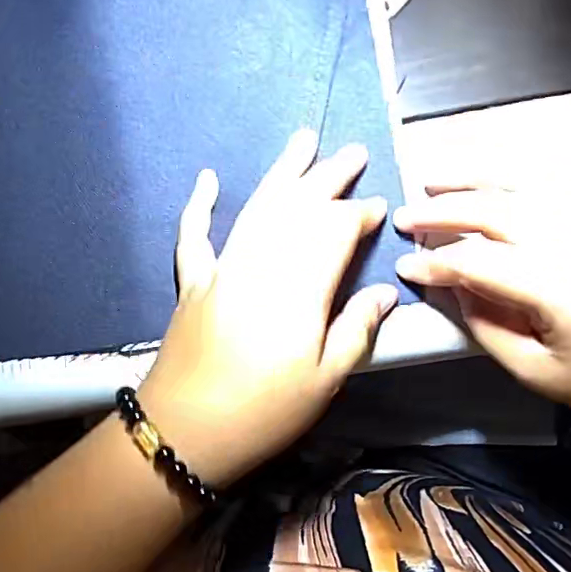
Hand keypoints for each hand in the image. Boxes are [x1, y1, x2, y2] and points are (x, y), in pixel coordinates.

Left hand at [138, 130, 398, 486]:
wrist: (186, 430)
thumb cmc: (265, 411)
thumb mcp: (325, 380)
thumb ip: (355, 330)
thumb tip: (384, 294)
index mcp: (300, 289)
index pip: (335, 232)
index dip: (358, 214)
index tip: (378, 206)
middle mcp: (262, 265)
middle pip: (299, 208)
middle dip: (328, 178)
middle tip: (353, 152)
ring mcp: (223, 270)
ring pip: (256, 209)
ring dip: (281, 174)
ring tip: (302, 141)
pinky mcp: (193, 283)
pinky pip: (194, 235)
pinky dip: (199, 206)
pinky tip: (208, 181)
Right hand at [393, 180, 570, 448]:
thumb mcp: (537, 371)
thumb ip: (486, 325)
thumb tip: (451, 285)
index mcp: (563, 288)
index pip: (478, 261)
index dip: (436, 262)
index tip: (406, 265)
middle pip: (497, 209)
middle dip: (445, 210)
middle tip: (406, 214)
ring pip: (526, 180)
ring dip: (476, 175)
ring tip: (436, 177)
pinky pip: (561, 178)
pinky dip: (519, 171)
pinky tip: (493, 173)